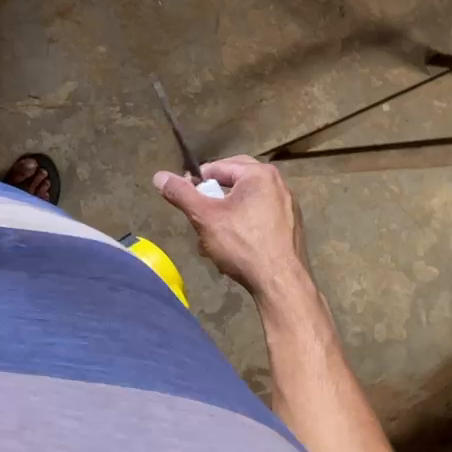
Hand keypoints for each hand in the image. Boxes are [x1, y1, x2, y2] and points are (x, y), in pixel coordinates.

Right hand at [154, 156, 316, 307]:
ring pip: (246, 202)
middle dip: (212, 199)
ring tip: (213, 238)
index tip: (187, 202)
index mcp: (259, 174)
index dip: (196, 183)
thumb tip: (159, 176)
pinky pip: (260, 217)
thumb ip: (181, 193)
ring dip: (225, 215)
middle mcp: (278, 184)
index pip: (217, 167)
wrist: (281, 284)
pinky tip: (234, 247)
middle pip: (233, 183)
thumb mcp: (204, 217)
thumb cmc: (242, 245)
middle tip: (200, 217)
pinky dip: (243, 226)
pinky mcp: (292, 227)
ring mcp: (289, 206)